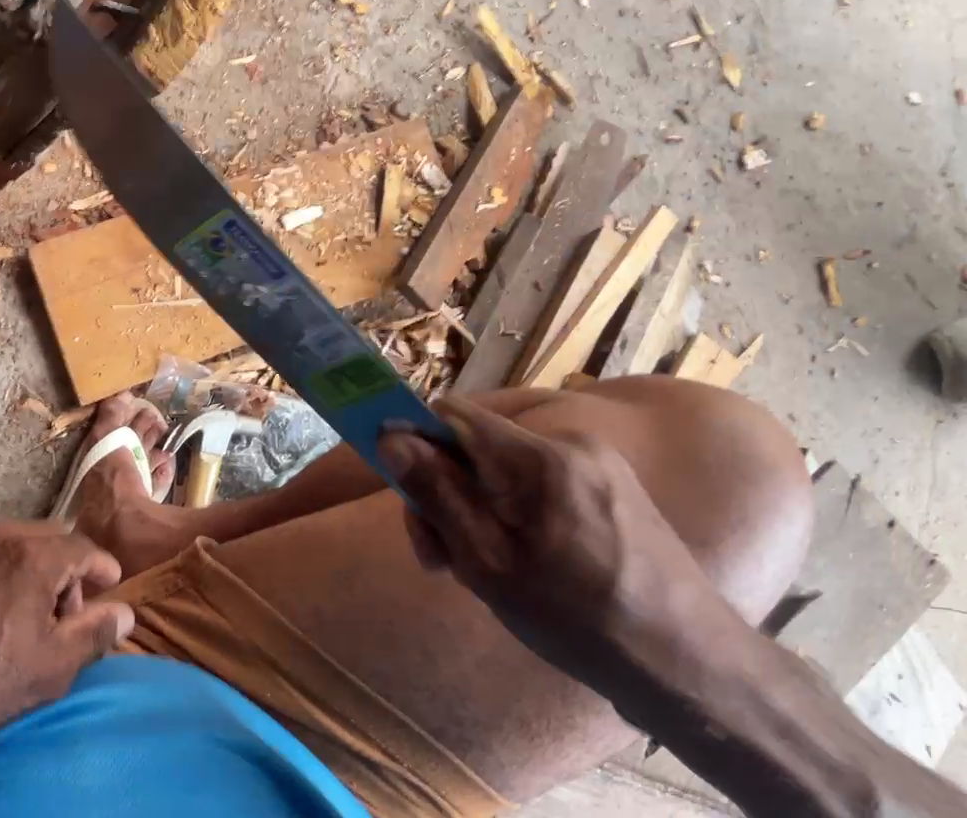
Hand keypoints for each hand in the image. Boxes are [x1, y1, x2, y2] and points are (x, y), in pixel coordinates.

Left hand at [0, 522, 133, 745]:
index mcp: (32, 556)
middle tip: (66, 613)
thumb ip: (97, 631)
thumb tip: (125, 612)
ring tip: (27, 611)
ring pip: (15, 540)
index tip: (110, 587)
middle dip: (66, 568)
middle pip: (50, 538)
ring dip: (32, 565)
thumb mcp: (54, 665)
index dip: (102, 568)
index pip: (83, 547)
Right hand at [378, 397, 716, 682]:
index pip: (448, 414)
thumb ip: (435, 493)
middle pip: (473, 446)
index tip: (402, 491)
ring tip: (480, 570)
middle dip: (444, 492)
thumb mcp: (486, 561)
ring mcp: (598, 464)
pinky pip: (537, 482)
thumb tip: (389, 437)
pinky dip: (512, 513)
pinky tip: (521, 561)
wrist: (690, 666)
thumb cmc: (576, 618)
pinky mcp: (613, 487)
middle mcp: (570, 444)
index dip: (413, 442)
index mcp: (537, 457)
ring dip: (476, 509)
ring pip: (502, 468)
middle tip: (439, 558)